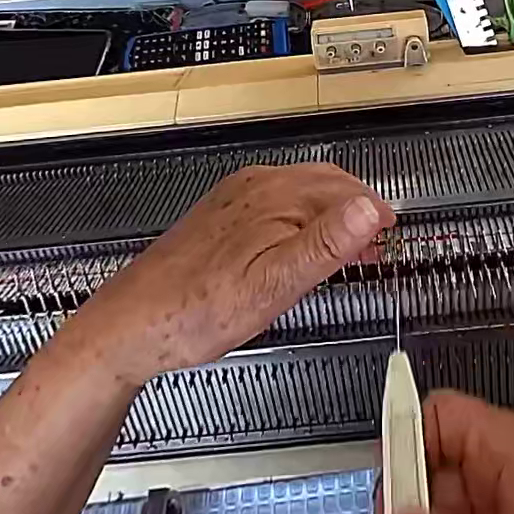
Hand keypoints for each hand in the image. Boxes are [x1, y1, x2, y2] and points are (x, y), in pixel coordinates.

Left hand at [51, 163, 393, 386]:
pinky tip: (301, 239)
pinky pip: (279, 199)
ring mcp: (239, 196)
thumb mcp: (272, 286)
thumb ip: (325, 245)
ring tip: (346, 244)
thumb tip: (368, 210)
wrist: (123, 329)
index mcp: (277, 197)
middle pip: (329, 184)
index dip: (374, 215)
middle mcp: (259, 186)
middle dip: (358, 209)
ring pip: (304, 190)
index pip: (347, 193)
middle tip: (375, 242)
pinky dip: (306, 214)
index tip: (390, 235)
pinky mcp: (224, 211)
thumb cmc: (194, 313)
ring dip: (334, 211)